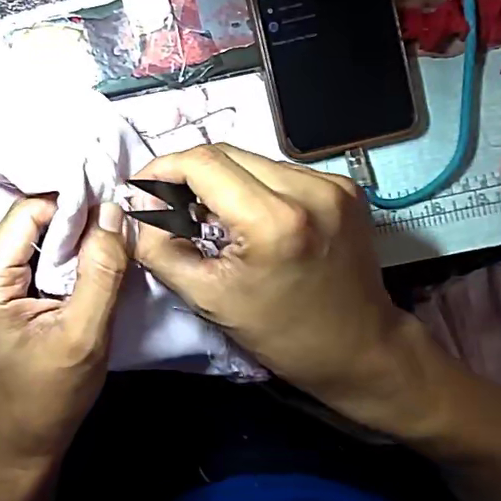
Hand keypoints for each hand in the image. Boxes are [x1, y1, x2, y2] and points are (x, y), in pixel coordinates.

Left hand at [0, 197, 128, 470]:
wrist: (28, 446)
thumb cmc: (51, 398)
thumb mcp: (85, 333)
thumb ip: (101, 270)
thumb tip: (113, 211)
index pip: (28, 213)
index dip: (73, 203)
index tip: (115, 204)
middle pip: (30, 222)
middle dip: (77, 220)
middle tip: (120, 223)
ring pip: (37, 238)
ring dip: (75, 239)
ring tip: (113, 241)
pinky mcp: (1, 297)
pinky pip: (37, 258)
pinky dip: (68, 257)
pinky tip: (94, 263)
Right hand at [128, 144, 434, 425]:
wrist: (360, 347)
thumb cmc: (283, 334)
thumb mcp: (210, 298)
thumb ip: (163, 248)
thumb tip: (140, 209)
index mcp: (274, 219)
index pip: (203, 162)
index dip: (163, 168)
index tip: (144, 188)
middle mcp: (308, 189)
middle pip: (227, 152)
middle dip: (189, 174)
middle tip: (170, 204)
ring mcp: (332, 184)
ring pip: (254, 159)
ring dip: (223, 180)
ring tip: (211, 216)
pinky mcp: (344, 186)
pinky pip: (282, 172)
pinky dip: (256, 187)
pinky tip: (250, 217)